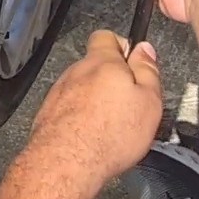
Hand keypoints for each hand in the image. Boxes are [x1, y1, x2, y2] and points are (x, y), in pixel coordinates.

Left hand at [24, 30, 163, 190]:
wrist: (66, 162)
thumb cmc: (108, 134)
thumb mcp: (149, 102)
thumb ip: (148, 71)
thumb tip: (145, 49)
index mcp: (101, 62)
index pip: (107, 36)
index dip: (123, 47)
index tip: (135, 65)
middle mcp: (76, 71)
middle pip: (95, 65)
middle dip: (112, 79)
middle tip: (129, 103)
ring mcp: (60, 91)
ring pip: (83, 87)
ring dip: (96, 99)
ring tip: (111, 125)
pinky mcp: (49, 111)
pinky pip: (70, 106)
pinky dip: (81, 116)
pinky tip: (92, 135)